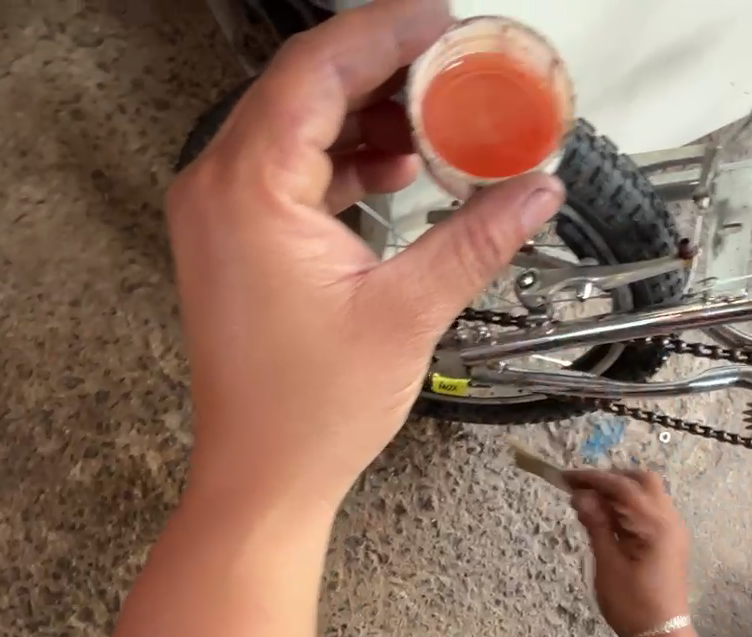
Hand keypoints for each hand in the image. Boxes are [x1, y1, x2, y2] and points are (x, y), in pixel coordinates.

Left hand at [167, 0, 565, 509]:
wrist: (266, 476)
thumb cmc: (311, 411)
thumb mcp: (408, 314)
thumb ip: (475, 240)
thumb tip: (534, 192)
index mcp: (250, 189)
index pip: (317, 70)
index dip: (386, 34)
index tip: (442, 25)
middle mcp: (217, 189)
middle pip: (302, 91)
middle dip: (382, 77)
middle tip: (450, 78)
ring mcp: (220, 218)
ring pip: (295, 132)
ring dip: (364, 122)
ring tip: (434, 129)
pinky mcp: (235, 247)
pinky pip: (289, 177)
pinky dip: (342, 167)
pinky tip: (394, 176)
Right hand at [567, 470, 691, 636]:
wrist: (661, 634)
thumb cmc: (632, 604)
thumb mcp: (608, 564)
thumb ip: (597, 525)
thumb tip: (581, 496)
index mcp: (655, 524)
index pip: (622, 487)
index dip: (592, 478)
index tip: (566, 478)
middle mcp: (670, 519)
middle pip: (642, 480)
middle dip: (611, 479)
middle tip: (582, 490)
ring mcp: (673, 529)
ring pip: (648, 493)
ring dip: (621, 492)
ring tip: (591, 505)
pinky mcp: (670, 540)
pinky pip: (651, 510)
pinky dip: (630, 506)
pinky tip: (609, 519)